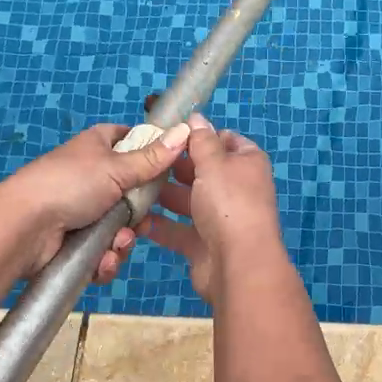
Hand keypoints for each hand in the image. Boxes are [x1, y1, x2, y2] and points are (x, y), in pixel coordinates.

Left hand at [0, 122, 189, 283]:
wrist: (22, 229)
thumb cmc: (71, 184)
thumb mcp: (117, 168)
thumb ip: (154, 157)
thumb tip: (187, 130)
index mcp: (100, 145)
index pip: (134, 140)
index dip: (151, 154)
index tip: (168, 172)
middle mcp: (92, 174)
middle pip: (133, 192)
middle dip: (139, 213)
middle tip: (141, 222)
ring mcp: (83, 209)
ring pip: (121, 226)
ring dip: (123, 240)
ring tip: (115, 246)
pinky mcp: (75, 242)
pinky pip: (104, 250)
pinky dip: (105, 258)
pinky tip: (101, 261)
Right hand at [137, 114, 287, 304]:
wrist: (238, 264)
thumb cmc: (229, 202)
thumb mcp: (214, 162)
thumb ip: (201, 140)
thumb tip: (196, 117)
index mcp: (247, 162)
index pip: (224, 140)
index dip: (201, 135)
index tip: (171, 133)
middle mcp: (236, 188)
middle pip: (204, 170)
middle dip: (177, 165)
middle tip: (145, 157)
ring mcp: (221, 218)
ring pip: (189, 201)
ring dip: (164, 195)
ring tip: (135, 184)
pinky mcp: (204, 244)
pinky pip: (179, 230)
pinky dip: (161, 225)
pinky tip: (137, 218)